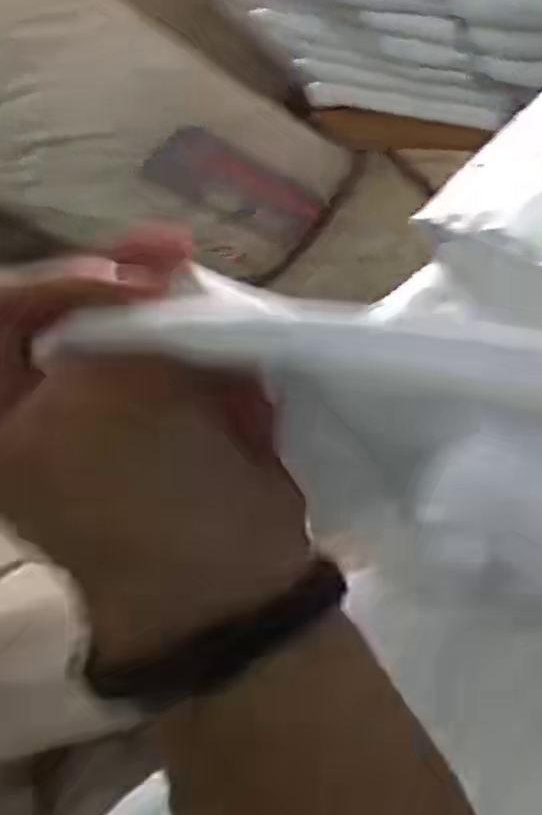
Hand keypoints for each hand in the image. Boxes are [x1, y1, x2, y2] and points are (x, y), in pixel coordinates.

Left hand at [0, 233, 312, 665]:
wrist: (227, 565)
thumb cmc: (146, 497)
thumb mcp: (113, 412)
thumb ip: (125, 336)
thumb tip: (157, 274)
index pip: (1, 311)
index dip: (66, 282)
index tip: (143, 277)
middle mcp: (47, 399)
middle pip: (77, 314)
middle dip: (130, 282)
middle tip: (177, 248)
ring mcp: (125, 409)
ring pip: (150, 333)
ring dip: (184, 310)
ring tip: (213, 288)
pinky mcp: (193, 418)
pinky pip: (203, 362)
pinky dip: (225, 346)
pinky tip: (244, 338)